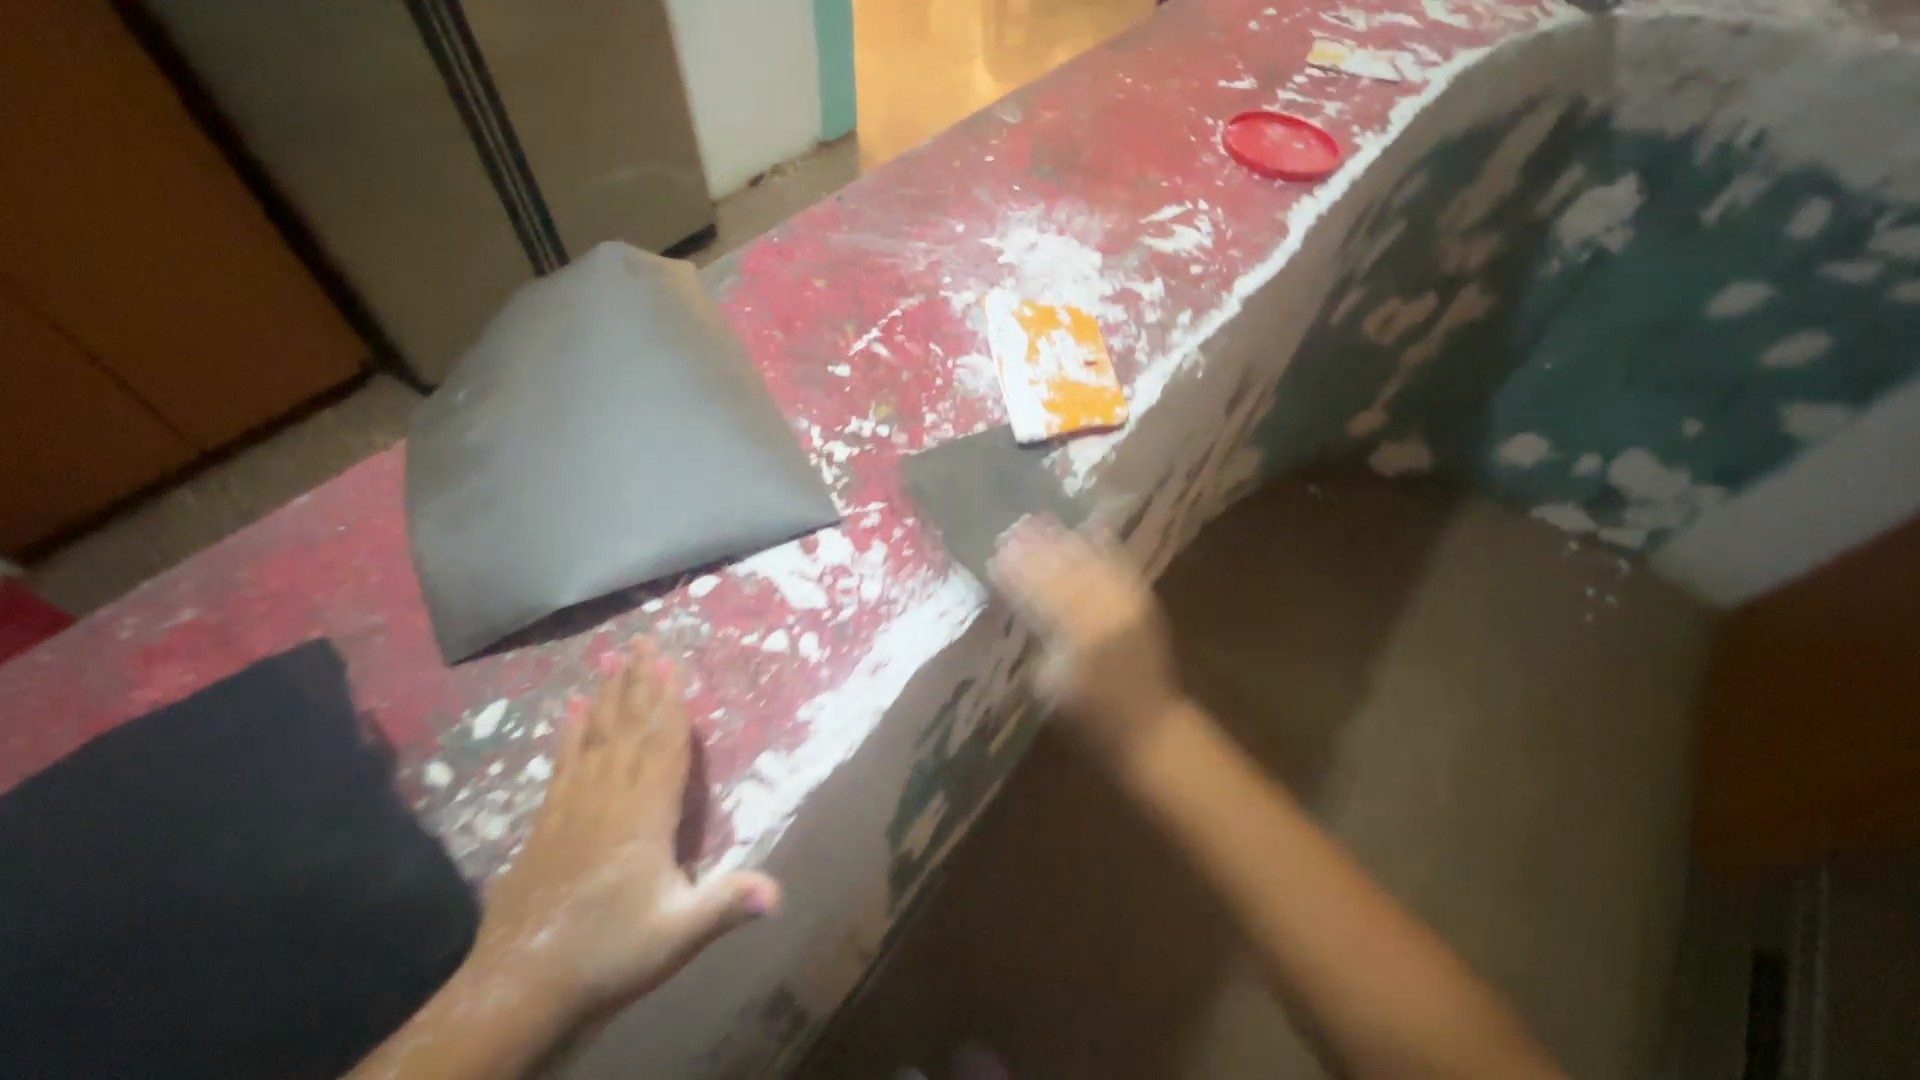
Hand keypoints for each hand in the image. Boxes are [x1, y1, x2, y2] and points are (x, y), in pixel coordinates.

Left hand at [469, 640, 780, 1019]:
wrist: (520, 983)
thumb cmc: (609, 951)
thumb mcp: (677, 934)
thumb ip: (725, 905)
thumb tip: (781, 891)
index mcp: (644, 816)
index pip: (662, 746)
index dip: (669, 701)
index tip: (670, 660)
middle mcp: (608, 798)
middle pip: (627, 728)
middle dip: (638, 682)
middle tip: (641, 639)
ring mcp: (572, 806)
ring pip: (593, 737)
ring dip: (605, 695)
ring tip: (610, 657)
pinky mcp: (546, 821)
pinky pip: (562, 763)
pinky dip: (568, 733)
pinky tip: (568, 710)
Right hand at [988, 516, 1185, 762]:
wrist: (1147, 724)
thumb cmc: (1089, 713)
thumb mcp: (1050, 681)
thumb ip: (1040, 638)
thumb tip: (1022, 604)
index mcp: (1077, 635)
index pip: (1041, 594)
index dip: (1017, 573)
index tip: (995, 556)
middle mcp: (1105, 613)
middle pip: (1065, 572)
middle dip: (1038, 550)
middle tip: (1013, 531)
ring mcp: (1128, 604)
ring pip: (1091, 564)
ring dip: (1065, 542)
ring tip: (1042, 523)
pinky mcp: (1144, 602)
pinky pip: (1121, 567)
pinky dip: (1104, 547)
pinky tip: (1089, 529)